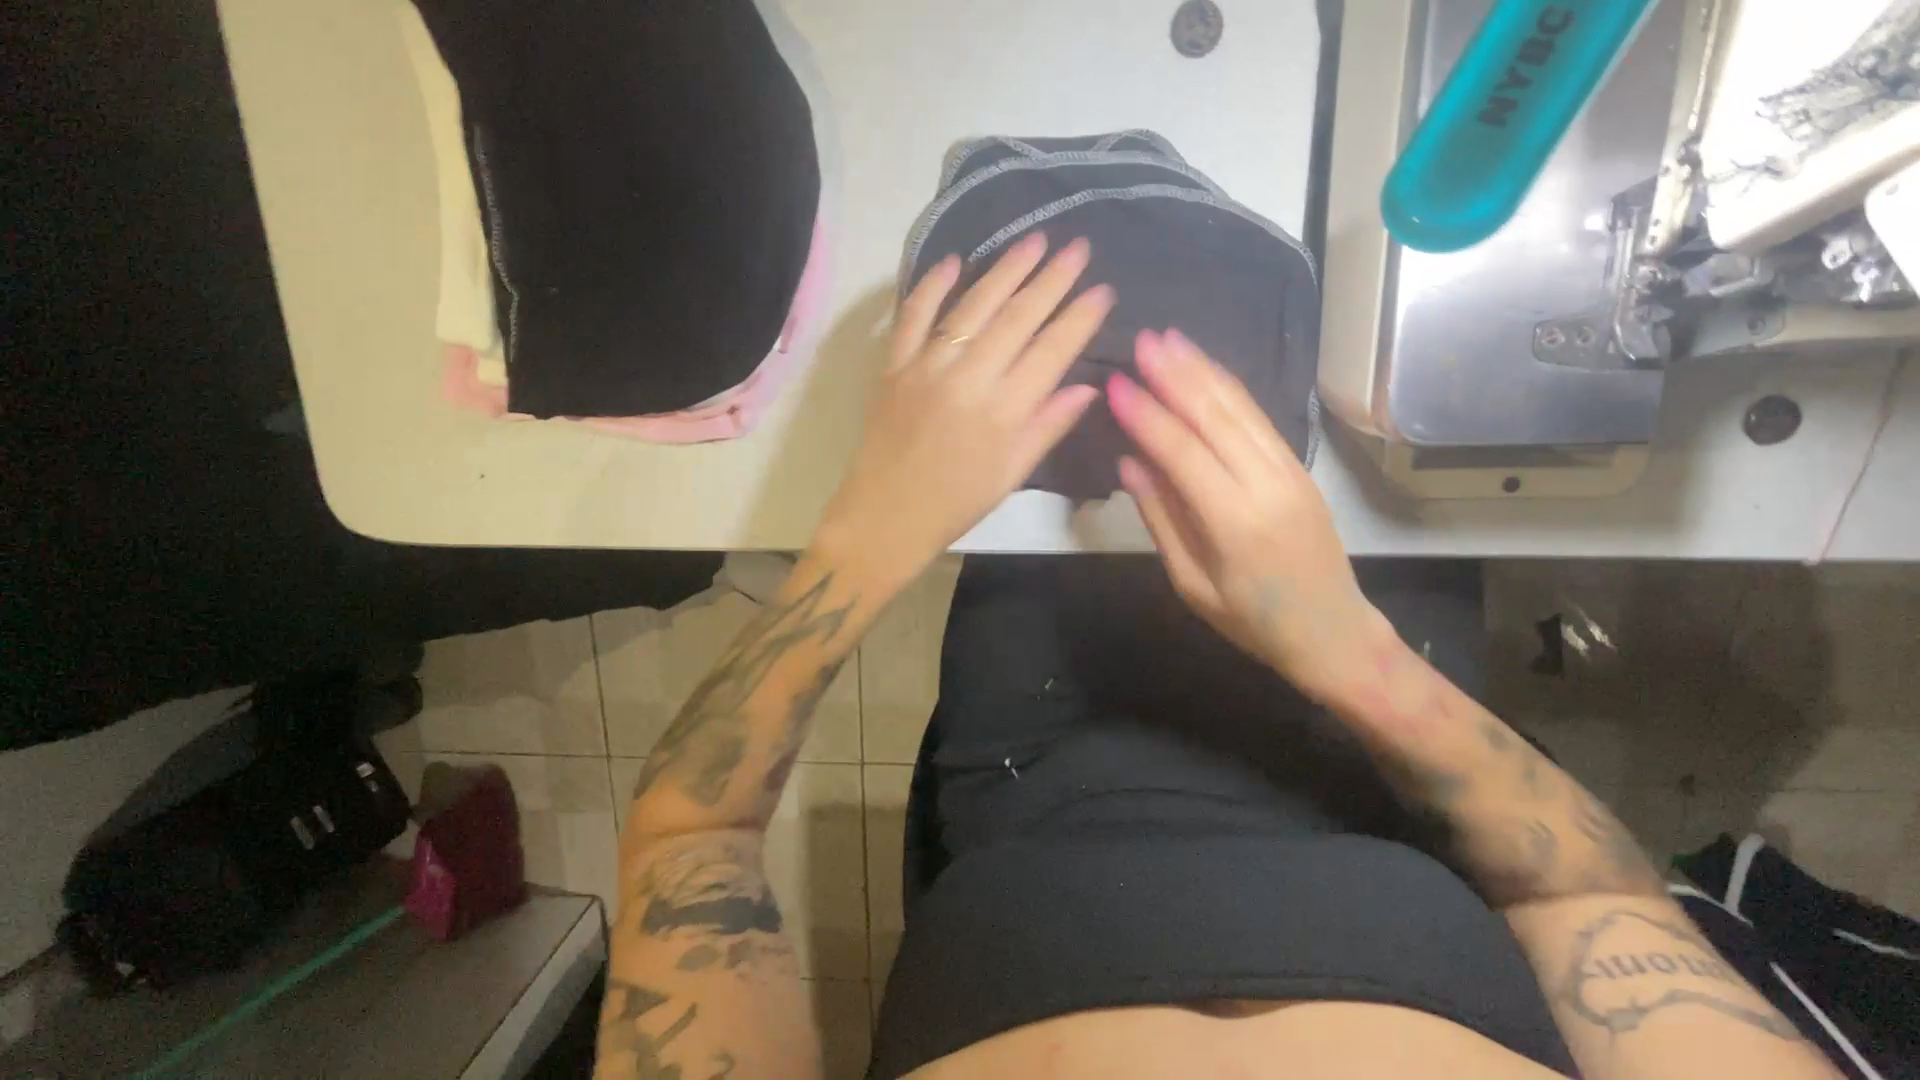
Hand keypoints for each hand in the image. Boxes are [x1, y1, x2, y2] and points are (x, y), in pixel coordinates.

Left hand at [811, 233, 1113, 594]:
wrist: (884, 518)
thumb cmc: (955, 503)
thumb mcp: (1011, 474)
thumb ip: (1048, 426)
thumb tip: (1088, 387)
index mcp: (1004, 412)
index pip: (1052, 351)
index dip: (1080, 318)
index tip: (1103, 289)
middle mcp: (969, 380)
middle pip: (1017, 318)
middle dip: (1052, 279)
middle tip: (1078, 247)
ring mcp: (927, 368)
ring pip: (972, 307)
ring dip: (1005, 270)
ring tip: (1034, 240)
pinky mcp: (894, 366)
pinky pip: (913, 317)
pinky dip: (931, 286)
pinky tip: (955, 260)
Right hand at [1109, 328, 1391, 702]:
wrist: (1334, 633)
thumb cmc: (1253, 622)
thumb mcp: (1193, 584)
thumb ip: (1161, 519)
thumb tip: (1129, 463)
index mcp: (1235, 522)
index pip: (1182, 452)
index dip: (1145, 416)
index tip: (1115, 384)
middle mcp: (1267, 485)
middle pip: (1215, 417)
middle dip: (1176, 375)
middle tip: (1141, 340)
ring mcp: (1290, 472)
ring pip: (1241, 409)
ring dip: (1203, 371)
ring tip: (1170, 339)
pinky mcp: (1300, 468)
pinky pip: (1260, 419)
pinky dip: (1230, 389)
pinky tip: (1207, 370)